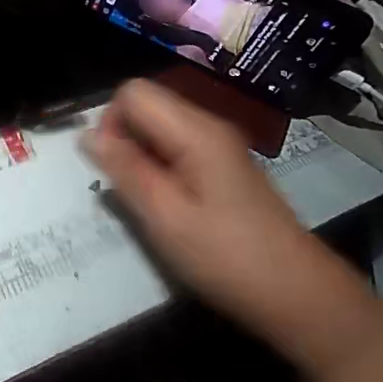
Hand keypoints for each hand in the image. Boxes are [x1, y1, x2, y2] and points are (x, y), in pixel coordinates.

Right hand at [83, 80, 332, 332]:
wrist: (295, 290)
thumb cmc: (226, 256)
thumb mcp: (165, 217)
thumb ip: (126, 170)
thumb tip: (87, 133)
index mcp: (196, 130)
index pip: (134, 91)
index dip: (110, 122)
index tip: (110, 169)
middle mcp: (210, 126)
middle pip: (150, 105)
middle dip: (125, 139)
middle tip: (127, 191)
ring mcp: (221, 146)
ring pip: (163, 128)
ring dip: (142, 156)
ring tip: (147, 202)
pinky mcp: (225, 167)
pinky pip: (180, 148)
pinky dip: (163, 167)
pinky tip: (169, 206)